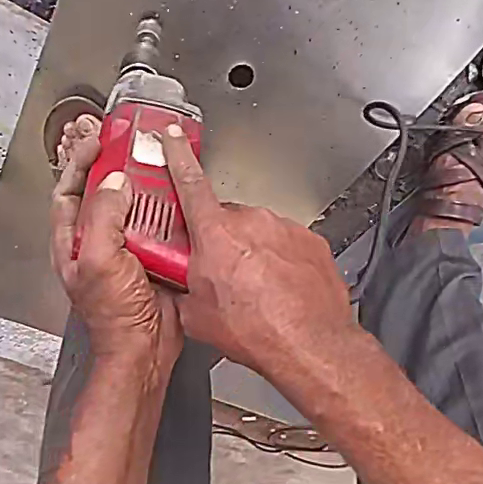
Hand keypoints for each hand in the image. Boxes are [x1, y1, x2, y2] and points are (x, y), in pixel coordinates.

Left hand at [51, 140, 182, 373]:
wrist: (145, 347)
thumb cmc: (115, 317)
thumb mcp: (99, 260)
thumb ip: (104, 216)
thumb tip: (114, 181)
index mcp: (74, 243)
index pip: (68, 192)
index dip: (79, 164)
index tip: (97, 142)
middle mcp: (98, 243)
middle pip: (102, 194)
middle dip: (115, 168)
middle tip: (129, 145)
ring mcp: (127, 249)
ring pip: (134, 207)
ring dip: (145, 187)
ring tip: (155, 164)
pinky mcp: (155, 256)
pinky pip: (160, 224)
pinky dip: (168, 209)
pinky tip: (177, 196)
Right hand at [161, 125, 357, 381]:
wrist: (310, 345)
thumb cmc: (259, 331)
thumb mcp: (198, 317)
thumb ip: (182, 288)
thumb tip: (178, 287)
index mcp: (216, 234)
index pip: (190, 182)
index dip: (176, 156)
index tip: (172, 138)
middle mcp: (252, 222)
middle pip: (226, 219)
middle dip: (221, 240)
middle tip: (222, 272)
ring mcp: (285, 228)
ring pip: (258, 232)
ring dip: (253, 252)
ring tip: (256, 289)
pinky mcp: (310, 240)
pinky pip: (286, 243)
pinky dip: (281, 260)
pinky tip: (280, 288)